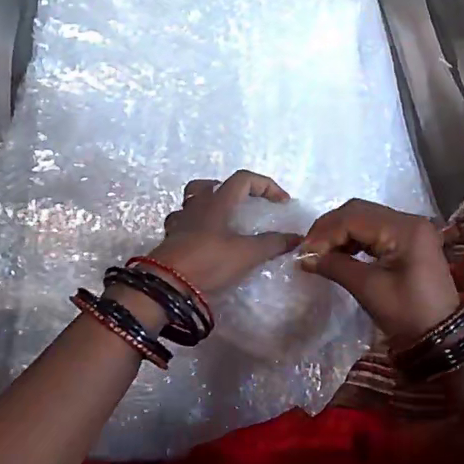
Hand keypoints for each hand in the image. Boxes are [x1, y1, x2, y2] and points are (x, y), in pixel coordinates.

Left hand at [148, 171, 302, 295]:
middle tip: (244, 205)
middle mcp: (196, 207)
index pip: (243, 179)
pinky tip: (202, 240)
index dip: (266, 185)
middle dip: (230, 190)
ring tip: (222, 221)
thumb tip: (296, 238)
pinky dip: (193, 227)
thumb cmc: (209, 261)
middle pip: (210, 184)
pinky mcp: (170, 241)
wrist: (167, 284)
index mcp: (217, 202)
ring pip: (191, 202)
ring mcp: (179, 223)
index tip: (282, 202)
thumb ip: (273, 244)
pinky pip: (181, 225)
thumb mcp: (247, 254)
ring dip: (208, 205)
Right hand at [296, 199, 460, 342]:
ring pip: (365, 219)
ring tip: (320, 253)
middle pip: (359, 211)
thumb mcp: (369, 289)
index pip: (354, 217)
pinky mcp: (408, 241)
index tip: (304, 253)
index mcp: (405, 229)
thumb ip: (336, 266)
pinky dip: (353, 240)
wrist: (440, 336)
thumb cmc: (407, 313)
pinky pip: (374, 231)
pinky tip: (338, 254)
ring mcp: (411, 230)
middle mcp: (409, 221)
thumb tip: (304, 258)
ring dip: (340, 233)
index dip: (325, 233)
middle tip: (309, 250)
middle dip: (330, 229)